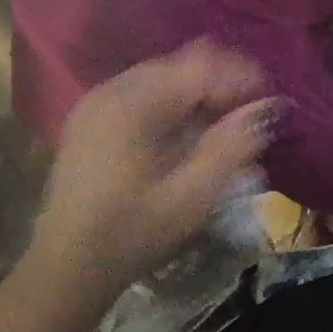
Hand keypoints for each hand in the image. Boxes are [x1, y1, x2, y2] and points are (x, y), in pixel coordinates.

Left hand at [29, 41, 278, 290]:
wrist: (64, 267)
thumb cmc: (132, 234)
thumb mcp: (191, 199)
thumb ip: (232, 148)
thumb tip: (268, 109)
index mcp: (135, 103)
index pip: (200, 64)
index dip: (239, 75)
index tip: (266, 99)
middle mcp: (113, 88)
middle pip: (179, 64)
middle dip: (218, 82)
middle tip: (246, 114)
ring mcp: (96, 99)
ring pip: (161, 74)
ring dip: (195, 90)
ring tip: (218, 124)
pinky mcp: (90, 115)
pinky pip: (140, 89)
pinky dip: (169, 100)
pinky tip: (181, 132)